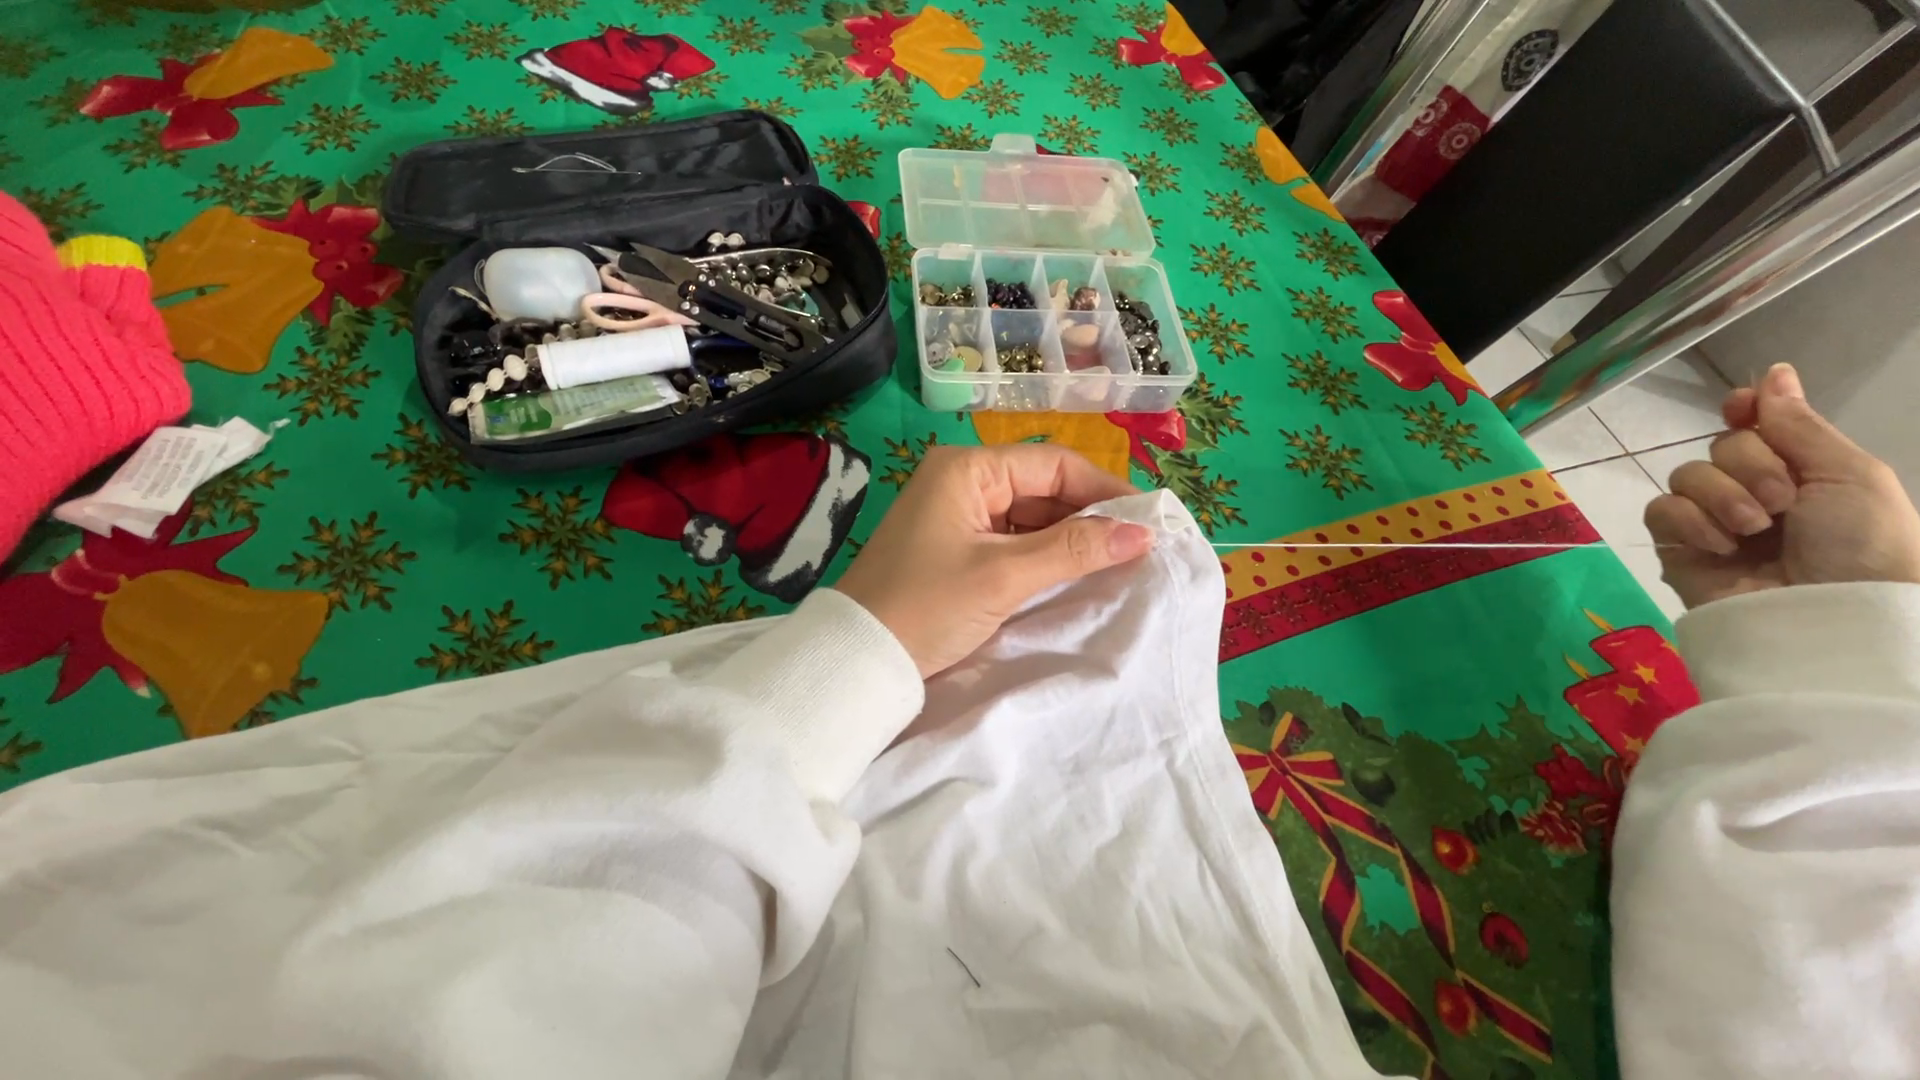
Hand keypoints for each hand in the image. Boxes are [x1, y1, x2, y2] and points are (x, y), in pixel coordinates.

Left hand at [833, 444, 1155, 677]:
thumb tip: (1142, 533)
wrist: (860, 657)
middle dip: (1089, 517)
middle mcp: (962, 481)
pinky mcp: (956, 546)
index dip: (1103, 491)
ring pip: (1031, 516)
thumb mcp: (1003, 576)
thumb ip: (1073, 550)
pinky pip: (1012, 540)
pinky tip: (1075, 574)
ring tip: (1117, 562)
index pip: (1052, 464)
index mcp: (967, 469)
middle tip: (1138, 546)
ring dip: (1069, 539)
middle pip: (1043, 488)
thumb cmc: (927, 605)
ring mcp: (957, 514)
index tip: (1148, 520)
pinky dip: (1043, 556)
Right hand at [1645, 362, 1919, 608]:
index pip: (1754, 425)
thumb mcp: (1849, 475)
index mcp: (1799, 470)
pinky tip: (1722, 545)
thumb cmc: (1863, 542)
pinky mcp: (1676, 545)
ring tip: (1754, 531)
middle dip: (1749, 467)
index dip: (1745, 411)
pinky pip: (1661, 509)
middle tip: (1782, 503)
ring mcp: (1711, 519)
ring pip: (1686, 475)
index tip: (1740, 405)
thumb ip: (1799, 426)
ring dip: (1723, 497)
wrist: (1828, 611)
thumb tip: (1772, 372)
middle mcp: (1750, 489)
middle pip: (1719, 446)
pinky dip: (1691, 521)